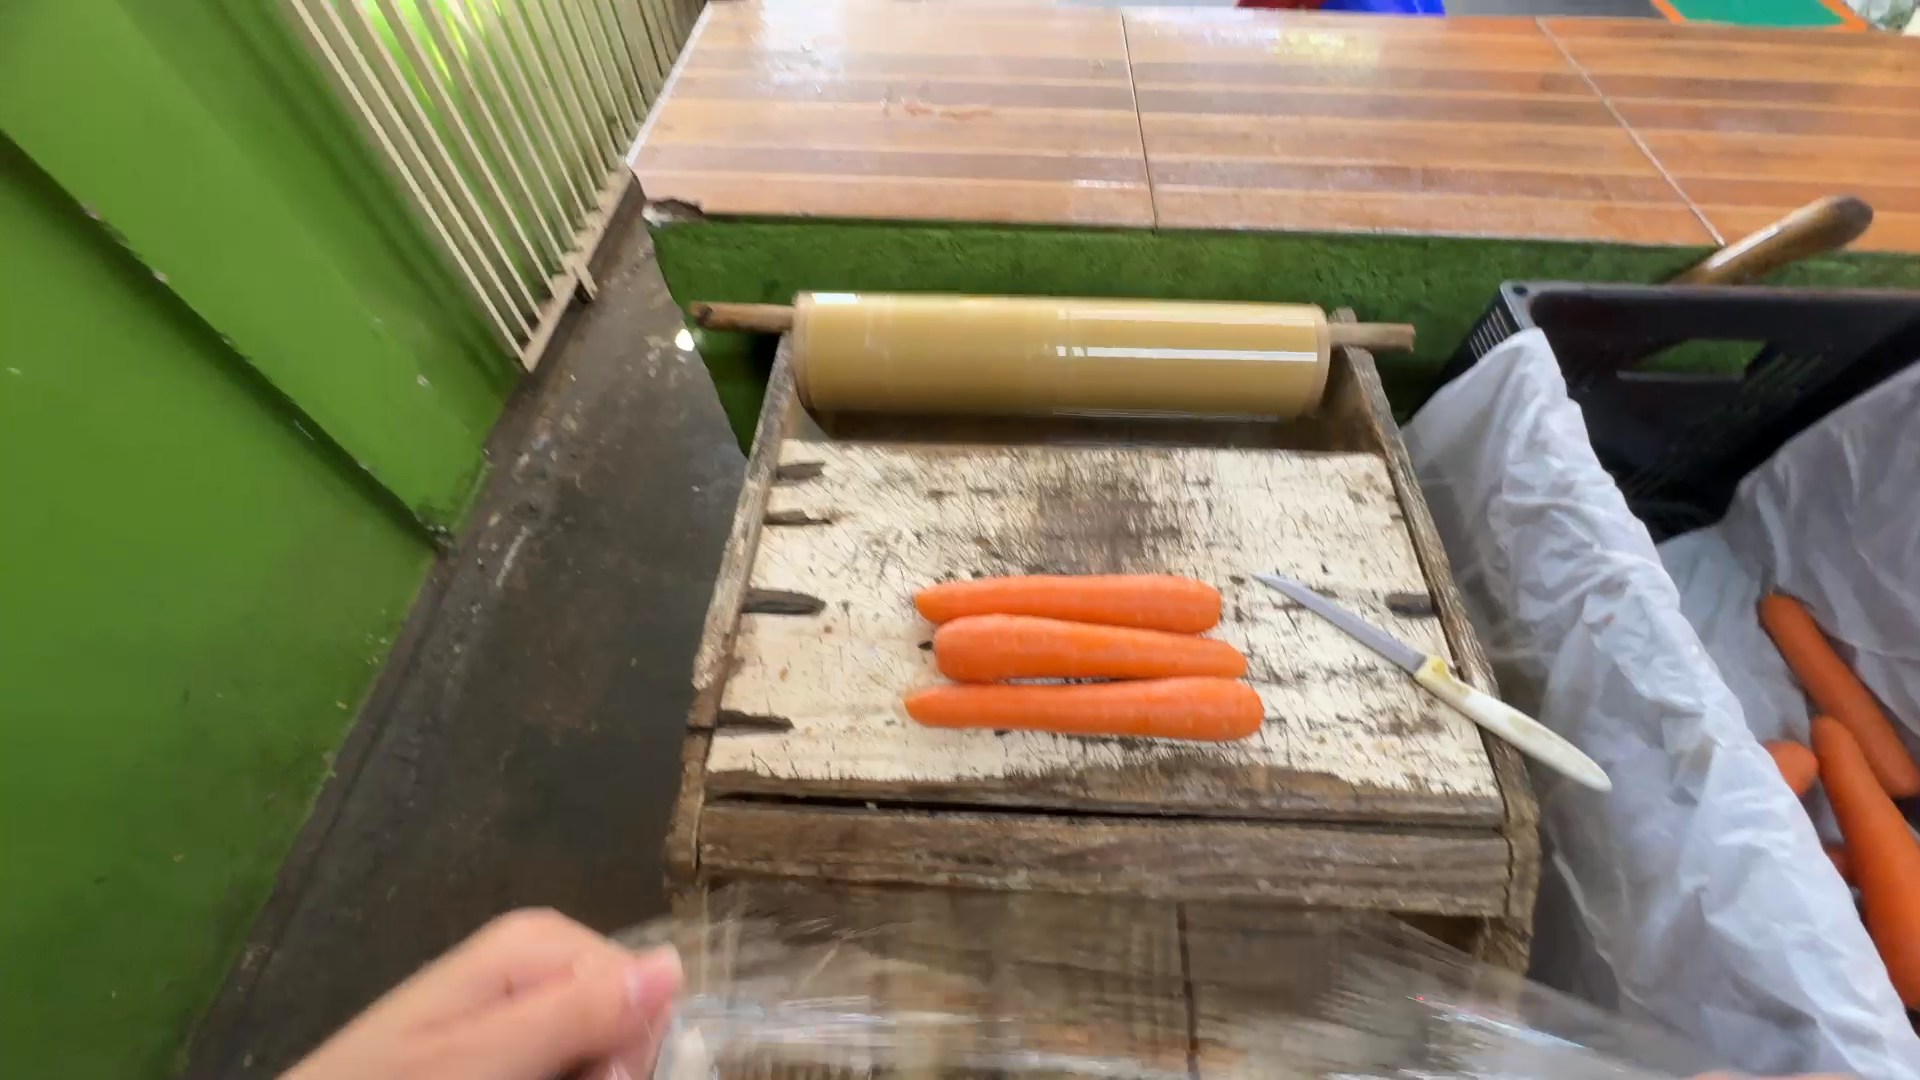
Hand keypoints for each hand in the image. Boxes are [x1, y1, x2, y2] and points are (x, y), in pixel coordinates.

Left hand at [283, 908, 682, 1079]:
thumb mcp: (472, 1067)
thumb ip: (573, 1014)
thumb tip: (675, 965)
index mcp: (539, 942)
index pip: (644, 984)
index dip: (624, 1048)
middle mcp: (543, 959)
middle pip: (626, 1016)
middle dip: (600, 1070)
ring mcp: (525, 1000)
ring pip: (603, 1046)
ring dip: (583, 1079)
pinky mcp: (512, 1037)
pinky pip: (572, 1057)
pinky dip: (564, 1079)